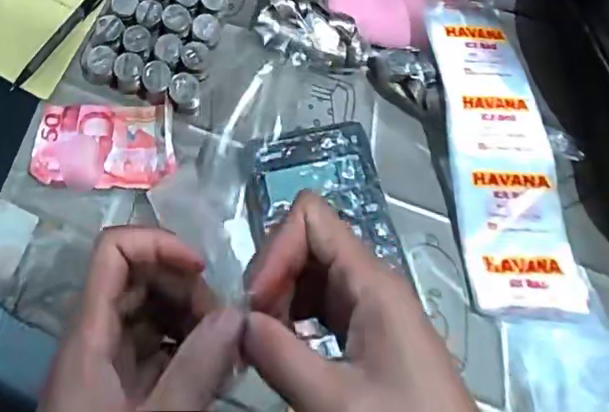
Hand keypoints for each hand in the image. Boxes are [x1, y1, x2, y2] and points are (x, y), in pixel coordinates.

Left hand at [40, 227, 243, 411]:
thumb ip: (196, 369)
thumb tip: (237, 313)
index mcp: (88, 334)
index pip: (114, 251)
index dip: (157, 245)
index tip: (202, 270)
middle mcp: (92, 340)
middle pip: (135, 279)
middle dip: (182, 287)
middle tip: (224, 321)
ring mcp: (103, 368)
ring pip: (145, 313)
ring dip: (187, 317)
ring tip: (226, 346)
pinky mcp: (116, 395)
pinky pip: (150, 350)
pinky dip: (182, 349)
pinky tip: (213, 369)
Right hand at [242, 192, 471, 411]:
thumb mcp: (337, 403)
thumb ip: (281, 357)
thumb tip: (236, 321)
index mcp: (371, 279)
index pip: (310, 216)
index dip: (276, 248)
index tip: (257, 302)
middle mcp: (372, 282)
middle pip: (307, 242)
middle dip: (274, 276)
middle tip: (256, 330)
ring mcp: (372, 308)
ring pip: (311, 275)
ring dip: (281, 301)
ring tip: (267, 345)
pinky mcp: (371, 336)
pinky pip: (322, 307)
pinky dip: (296, 322)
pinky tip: (288, 355)